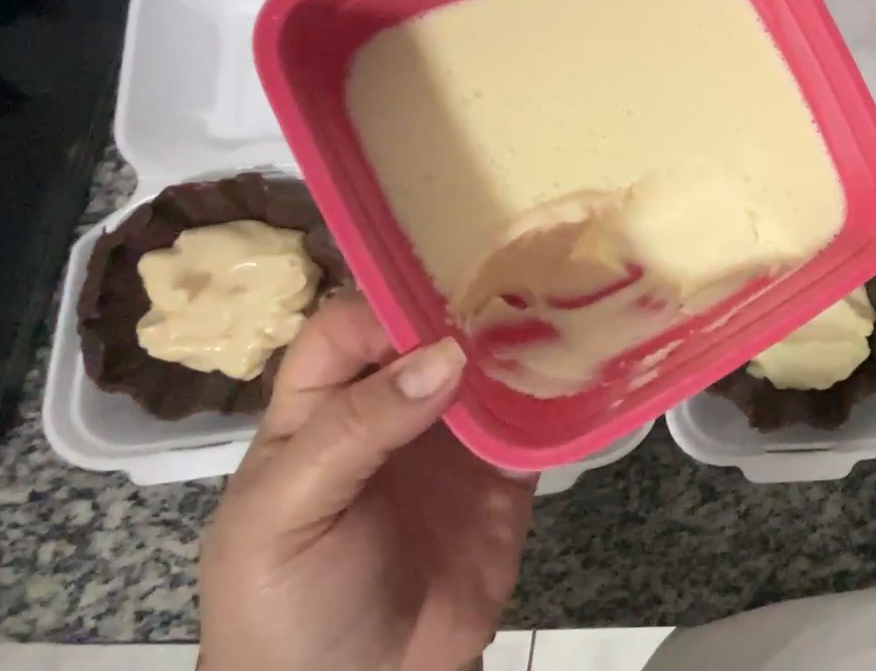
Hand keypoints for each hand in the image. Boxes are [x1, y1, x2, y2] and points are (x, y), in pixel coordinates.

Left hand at [199, 294, 535, 670]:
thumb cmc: (290, 605)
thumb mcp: (285, 519)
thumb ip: (355, 432)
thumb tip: (447, 353)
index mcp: (320, 413)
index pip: (349, 330)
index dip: (388, 303)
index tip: (445, 290)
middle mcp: (394, 409)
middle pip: (431, 334)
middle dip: (470, 303)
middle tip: (525, 271)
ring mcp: (458, 437)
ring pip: (492, 365)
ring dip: (524, 336)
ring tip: (568, 299)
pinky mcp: (512, 465)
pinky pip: (540, 414)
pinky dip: (563, 386)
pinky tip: (591, 357)